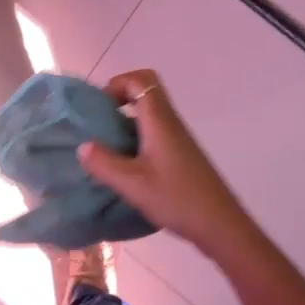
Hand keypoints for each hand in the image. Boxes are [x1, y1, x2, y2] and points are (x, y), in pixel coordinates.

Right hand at [79, 69, 257, 255]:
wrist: (221, 225)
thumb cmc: (177, 199)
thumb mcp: (133, 185)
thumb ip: (104, 164)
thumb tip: (83, 145)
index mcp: (159, 121)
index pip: (140, 79)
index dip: (117, 83)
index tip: (99, 108)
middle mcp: (170, 122)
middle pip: (146, 89)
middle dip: (120, 97)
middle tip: (101, 121)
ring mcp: (178, 138)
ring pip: (151, 111)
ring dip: (127, 118)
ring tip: (108, 144)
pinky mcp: (182, 153)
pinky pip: (156, 130)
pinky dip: (137, 135)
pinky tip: (128, 163)